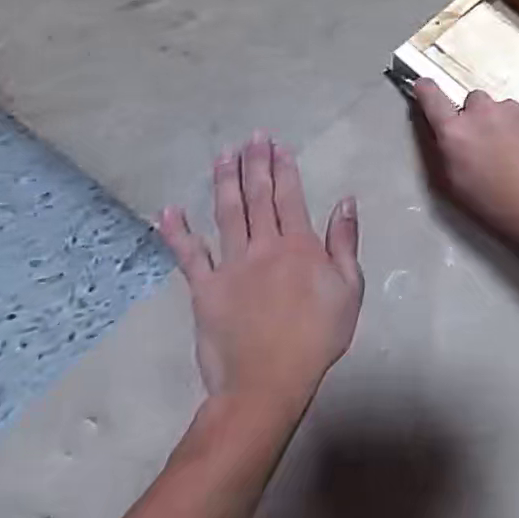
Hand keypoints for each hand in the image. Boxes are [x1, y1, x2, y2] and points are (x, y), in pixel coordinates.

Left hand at [157, 133, 361, 411]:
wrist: (269, 379)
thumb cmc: (318, 335)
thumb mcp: (349, 288)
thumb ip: (344, 243)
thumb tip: (345, 202)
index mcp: (299, 246)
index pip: (290, 197)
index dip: (284, 169)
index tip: (278, 145)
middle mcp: (263, 247)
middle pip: (257, 198)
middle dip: (255, 165)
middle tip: (252, 138)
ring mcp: (230, 266)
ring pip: (226, 215)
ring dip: (224, 183)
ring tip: (223, 156)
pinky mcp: (205, 289)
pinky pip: (189, 256)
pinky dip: (178, 233)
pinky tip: (169, 211)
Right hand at [412, 79, 518, 249]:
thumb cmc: (498, 206)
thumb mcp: (455, 185)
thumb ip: (444, 151)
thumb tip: (441, 132)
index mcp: (455, 132)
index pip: (431, 97)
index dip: (425, 90)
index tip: (424, 87)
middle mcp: (481, 112)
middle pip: (472, 102)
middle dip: (474, 118)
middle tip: (485, 145)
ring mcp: (512, 109)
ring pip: (499, 109)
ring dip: (500, 123)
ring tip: (514, 154)